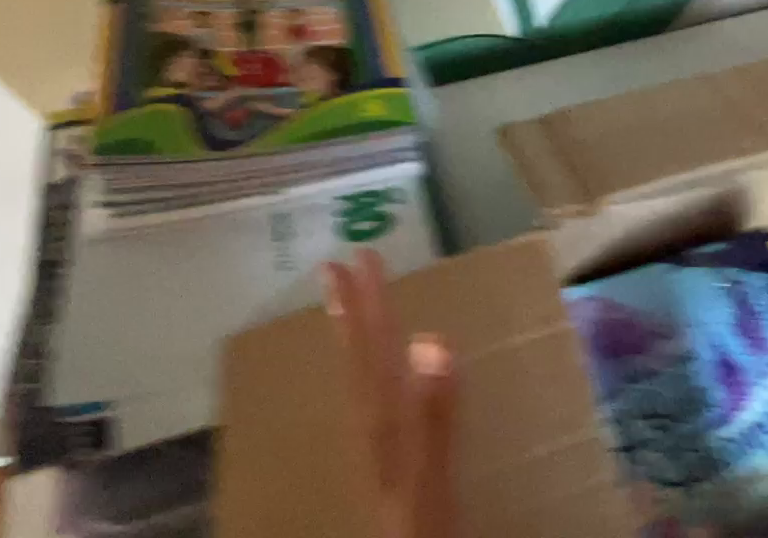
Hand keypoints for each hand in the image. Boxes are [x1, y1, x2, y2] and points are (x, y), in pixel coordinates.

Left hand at [324, 249, 459, 537]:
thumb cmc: (425, 518)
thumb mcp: (432, 465)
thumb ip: (432, 409)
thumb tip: (430, 339)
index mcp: (382, 414)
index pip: (373, 345)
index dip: (367, 299)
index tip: (357, 257)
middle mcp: (371, 418)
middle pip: (358, 351)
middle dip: (351, 305)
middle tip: (335, 262)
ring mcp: (375, 434)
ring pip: (359, 368)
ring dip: (353, 328)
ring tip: (343, 297)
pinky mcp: (387, 449)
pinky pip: (372, 389)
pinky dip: (369, 361)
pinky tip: (377, 360)